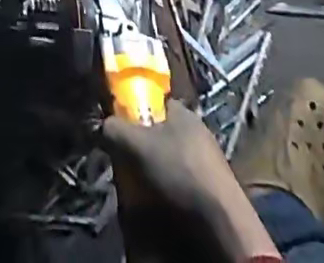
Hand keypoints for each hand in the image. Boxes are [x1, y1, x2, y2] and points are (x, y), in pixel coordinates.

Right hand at [103, 100, 277, 261]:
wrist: (223, 222)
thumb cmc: (178, 170)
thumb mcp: (135, 144)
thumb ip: (113, 128)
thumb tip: (101, 125)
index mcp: (182, 112)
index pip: (151, 101)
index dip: (132, 112)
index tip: (118, 128)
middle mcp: (197, 129)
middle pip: (158, 130)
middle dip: (140, 144)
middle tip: (126, 159)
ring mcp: (208, 159)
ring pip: (169, 156)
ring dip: (153, 167)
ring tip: (140, 184)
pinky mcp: (214, 185)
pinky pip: (182, 178)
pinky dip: (169, 186)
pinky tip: (162, 199)